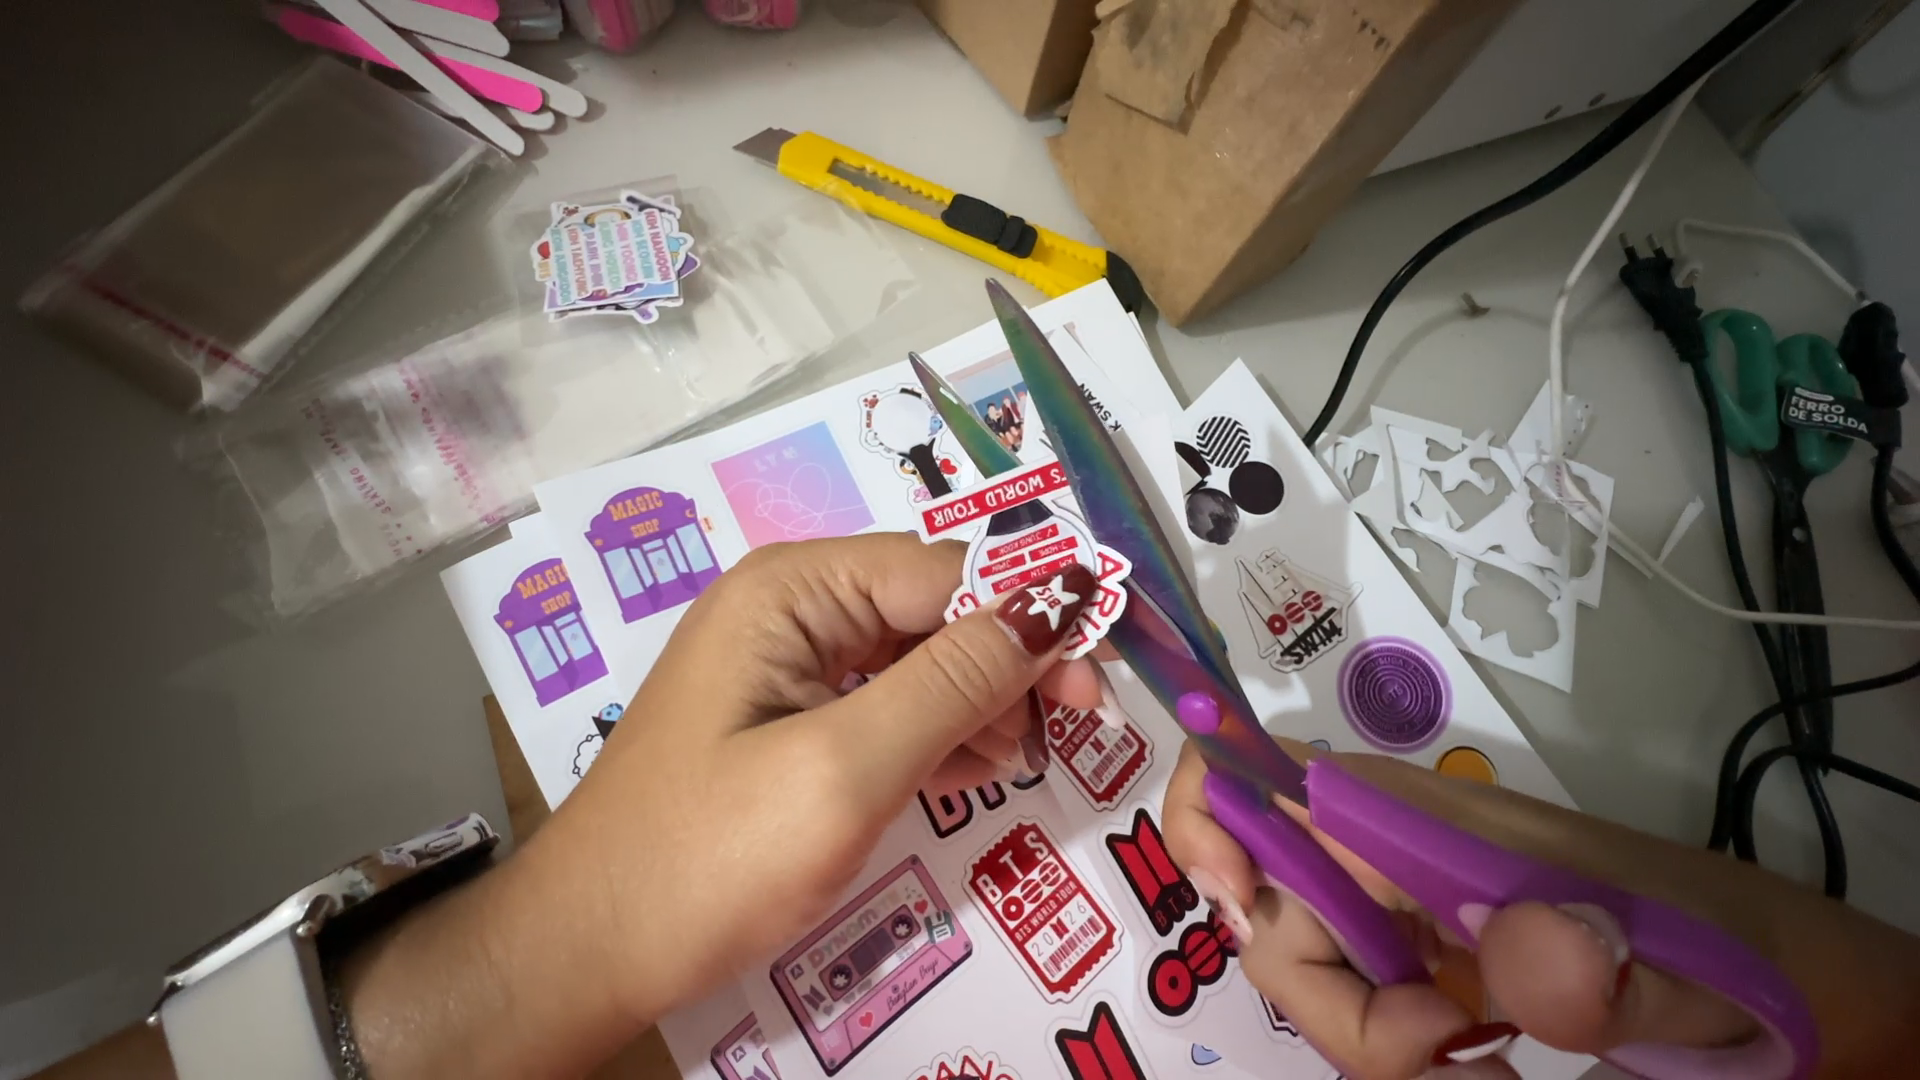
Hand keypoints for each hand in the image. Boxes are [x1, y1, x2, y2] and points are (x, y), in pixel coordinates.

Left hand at [536, 533, 1104, 1025]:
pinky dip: (941, 728)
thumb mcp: (846, 767)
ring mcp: (796, 660)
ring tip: (1015, 756)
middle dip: (1007, 660)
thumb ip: (957, 680)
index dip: (1029, 613)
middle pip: (936, 609)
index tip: (1097, 674)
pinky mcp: (800, 713)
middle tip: (1077, 719)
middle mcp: (797, 605)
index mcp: (796, 587)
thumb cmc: (707, 859)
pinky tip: (975, 766)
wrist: (587, 957)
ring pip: (923, 656)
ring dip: (981, 697)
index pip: (944, 573)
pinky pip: (893, 700)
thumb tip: (1060, 597)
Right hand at [1161, 738, 1919, 1078]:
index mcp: (1381, 806)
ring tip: (1467, 1064)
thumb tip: (1504, 973)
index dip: (1198, 818)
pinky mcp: (1389, 941)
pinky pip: (1336, 987)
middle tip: (1434, 1053)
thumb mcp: (1661, 952)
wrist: (1746, 965)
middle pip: (1254, 897)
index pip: (1238, 769)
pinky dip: (1378, 1038)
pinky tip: (1455, 1056)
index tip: (1237, 904)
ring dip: (1357, 1031)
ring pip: (1292, 955)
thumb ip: (1588, 964)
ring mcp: (1369, 892)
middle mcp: (1352, 837)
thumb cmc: (1691, 929)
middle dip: (1321, 997)